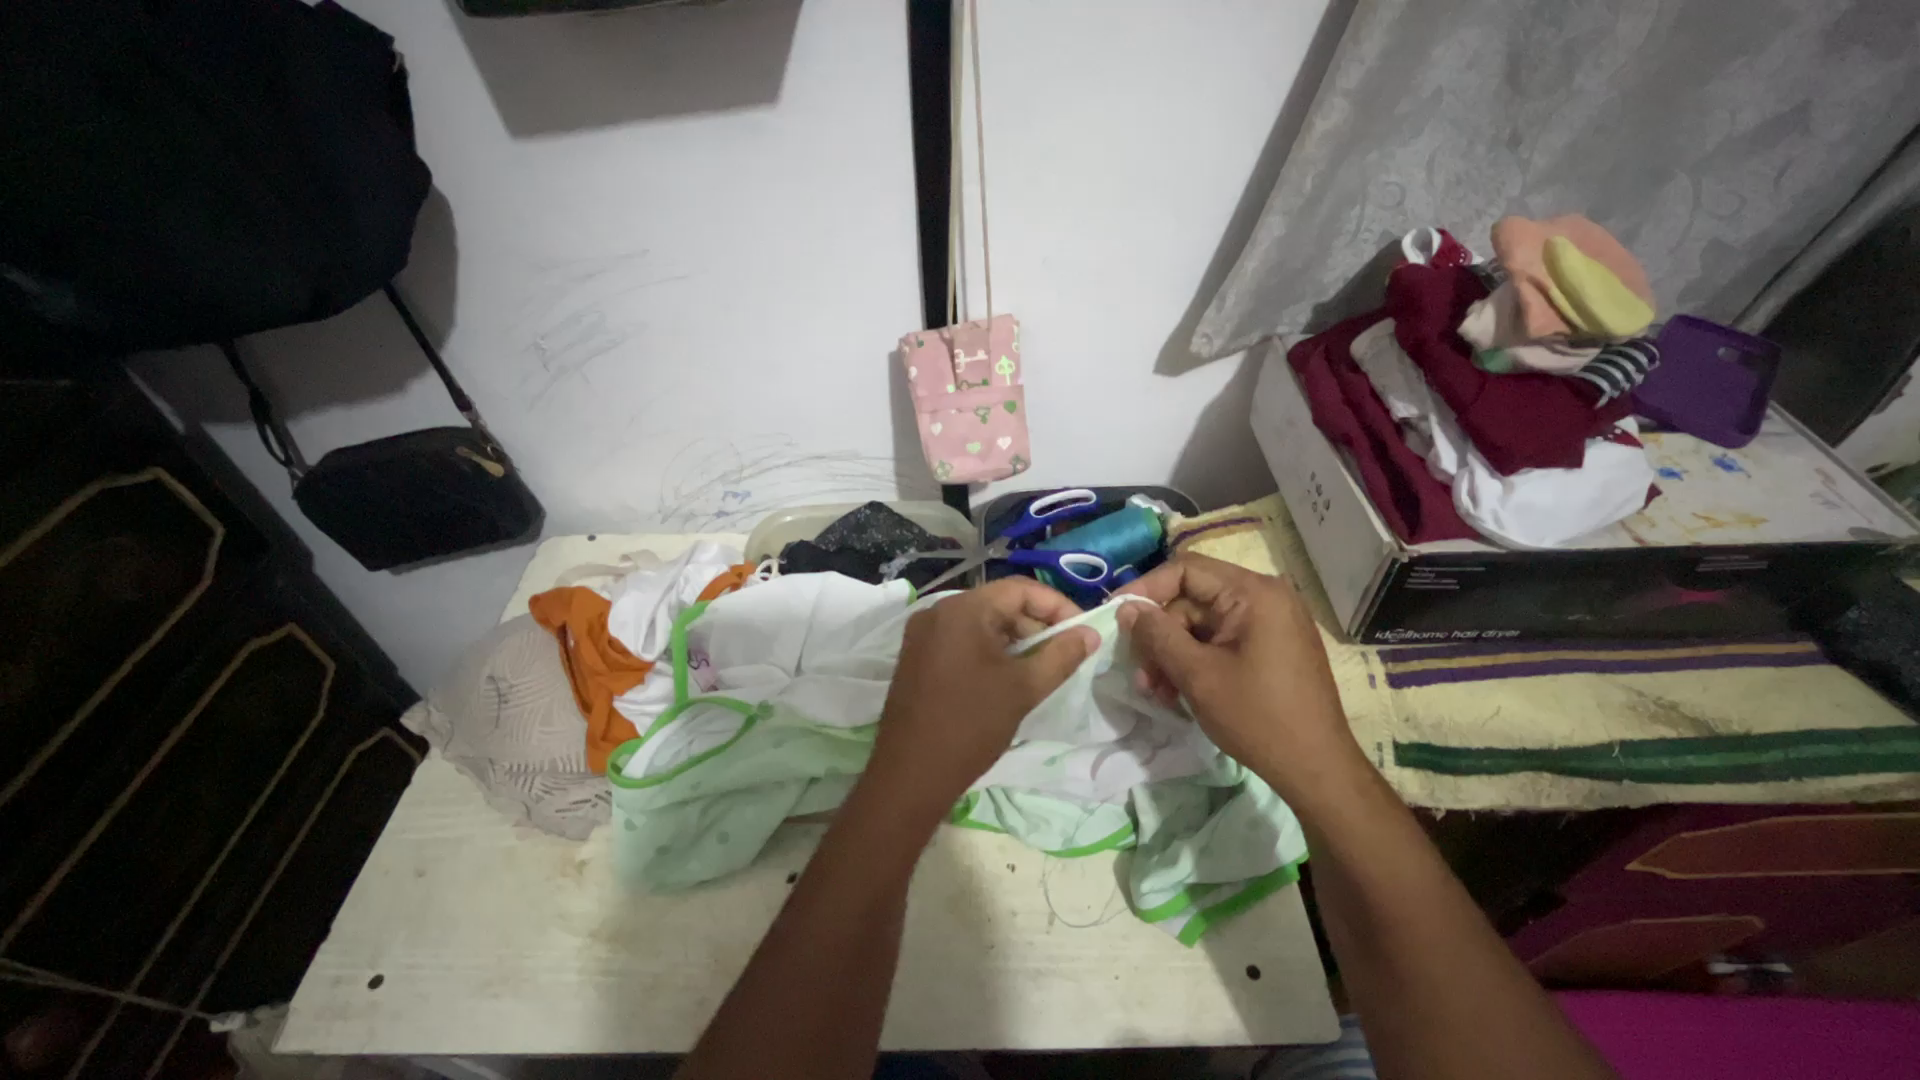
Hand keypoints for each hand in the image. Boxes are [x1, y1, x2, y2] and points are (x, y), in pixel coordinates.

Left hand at [864, 578, 1096, 824]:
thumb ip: (1061, 655)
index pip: (1020, 589)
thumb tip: (1090, 633)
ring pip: (980, 623)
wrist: (910, 774)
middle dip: (1036, 624)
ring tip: (1040, 669)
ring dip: (1014, 640)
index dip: (1057, 605)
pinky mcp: (916, 657)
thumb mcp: (1024, 689)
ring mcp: (922, 635)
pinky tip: (1007, 677)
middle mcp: (937, 612)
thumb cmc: (971, 726)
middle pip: (998, 603)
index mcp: (962, 610)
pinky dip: (989, 651)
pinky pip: (961, 640)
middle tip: (1064, 654)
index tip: (1082, 631)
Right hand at [1115, 553, 1368, 807]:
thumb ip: (1157, 635)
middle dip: (1159, 635)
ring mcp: (1269, 624)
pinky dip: (1195, 662)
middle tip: (1139, 674)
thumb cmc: (1257, 716)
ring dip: (1173, 654)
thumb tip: (1128, 608)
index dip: (1146, 589)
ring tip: (1156, 692)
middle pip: (1192, 600)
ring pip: (1201, 625)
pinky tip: (1178, 694)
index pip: (1186, 569)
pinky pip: (1220, 642)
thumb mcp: (1197, 674)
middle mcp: (1264, 598)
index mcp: (1254, 593)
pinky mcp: (1269, 648)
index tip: (1117, 617)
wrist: (1316, 767)